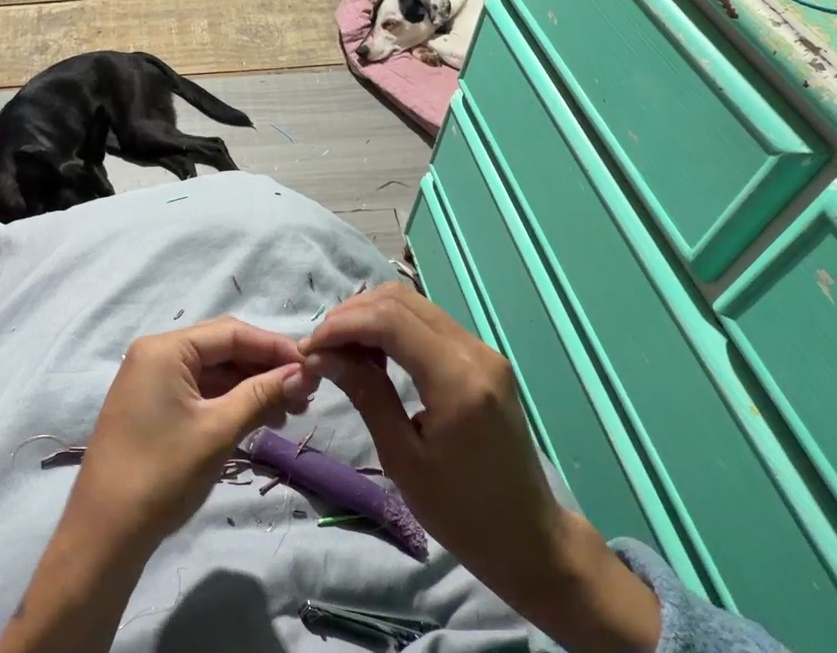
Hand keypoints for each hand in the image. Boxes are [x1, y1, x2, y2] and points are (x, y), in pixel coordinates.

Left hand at [0, 319, 316, 652]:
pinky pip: (199, 390)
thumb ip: (261, 394)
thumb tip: (303, 372)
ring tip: (288, 413)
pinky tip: (258, 419)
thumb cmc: (163, 473)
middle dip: (265, 368)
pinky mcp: (152, 405)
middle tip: (305, 395)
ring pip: (213, 371)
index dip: (276, 348)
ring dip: (251, 387)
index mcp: (166, 349)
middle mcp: (155, 354)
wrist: (106, 531)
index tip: (314, 369)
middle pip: (222, 348)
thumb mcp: (219, 431)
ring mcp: (151, 380)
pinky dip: (229, 401)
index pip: (232, 333)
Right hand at [301, 283, 659, 651]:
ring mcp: (484, 352)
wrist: (527, 537)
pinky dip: (394, 327)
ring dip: (371, 317)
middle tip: (321, 348)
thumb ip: (366, 394)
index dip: (342, 325)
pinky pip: (430, 323)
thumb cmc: (460, 511)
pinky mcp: (484, 360)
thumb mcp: (402, 457)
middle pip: (401, 299)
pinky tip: (373, 354)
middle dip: (352, 314)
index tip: (309, 349)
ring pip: (415, 304)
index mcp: (458, 380)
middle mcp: (476, 352)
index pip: (390, 320)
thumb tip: (322, 355)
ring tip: (341, 351)